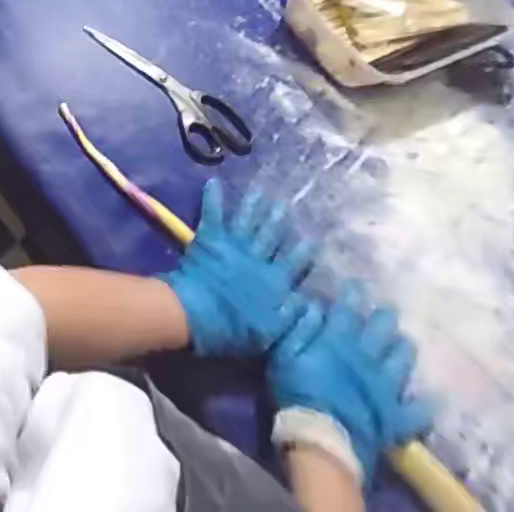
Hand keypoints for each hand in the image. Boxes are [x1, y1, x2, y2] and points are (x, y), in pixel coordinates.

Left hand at [158, 179, 315, 355]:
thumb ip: (294, 315)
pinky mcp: (210, 239)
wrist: (198, 314)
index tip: (313, 237)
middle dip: (278, 219)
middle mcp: (257, 259)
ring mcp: (234, 246)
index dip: (304, 250)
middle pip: (271, 235)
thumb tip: (315, 303)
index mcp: (274, 281)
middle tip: (284, 203)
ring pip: (247, 220)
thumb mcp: (274, 332)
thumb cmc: (235, 329)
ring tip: (259, 189)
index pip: (294, 262)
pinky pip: (213, 214)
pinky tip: (213, 182)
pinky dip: (213, 198)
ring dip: (253, 205)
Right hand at [269, 285, 433, 485]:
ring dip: (404, 350)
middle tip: (390, 307)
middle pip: (380, 334)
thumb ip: (300, 326)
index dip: (354, 296)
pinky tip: (432, 397)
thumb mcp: (285, 350)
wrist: (323, 434)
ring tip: (407, 340)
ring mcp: (385, 388)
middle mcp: (366, 359)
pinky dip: (425, 403)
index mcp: (338, 341)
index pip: (348, 311)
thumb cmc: (296, 387)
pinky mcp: (396, 416)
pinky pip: (416, 409)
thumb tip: (314, 304)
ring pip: (400, 364)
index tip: (359, 284)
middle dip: (385, 318)